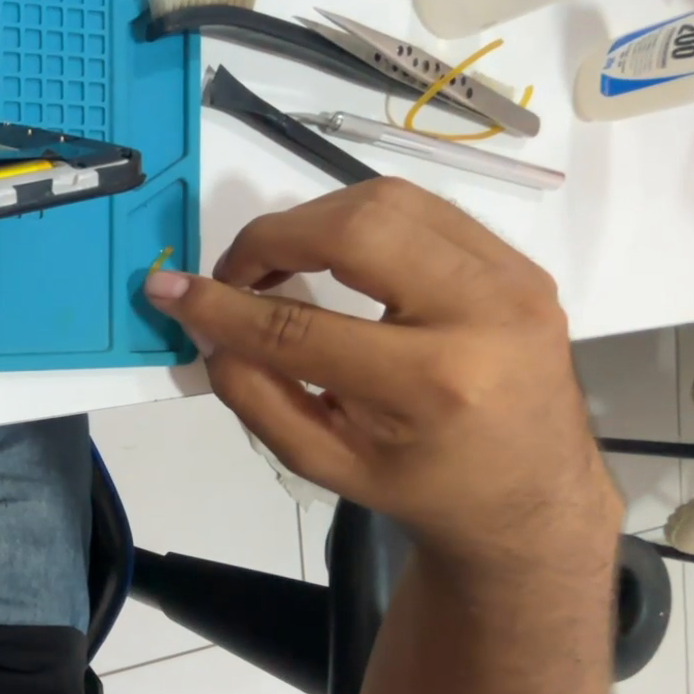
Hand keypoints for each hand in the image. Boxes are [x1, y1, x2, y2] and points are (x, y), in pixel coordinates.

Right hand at [144, 179, 620, 574]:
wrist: (527, 491)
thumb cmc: (413, 483)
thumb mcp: (318, 461)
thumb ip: (253, 394)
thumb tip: (204, 325)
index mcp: (430, 384)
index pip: (299, 327)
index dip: (220, 305)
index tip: (166, 290)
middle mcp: (483, 313)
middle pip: (357, 228)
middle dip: (270, 240)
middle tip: (234, 277)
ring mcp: (511, 277)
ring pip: (388, 201)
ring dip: (308, 223)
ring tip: (274, 267)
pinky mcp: (516, 261)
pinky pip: (418, 208)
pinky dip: (351, 222)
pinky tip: (324, 257)